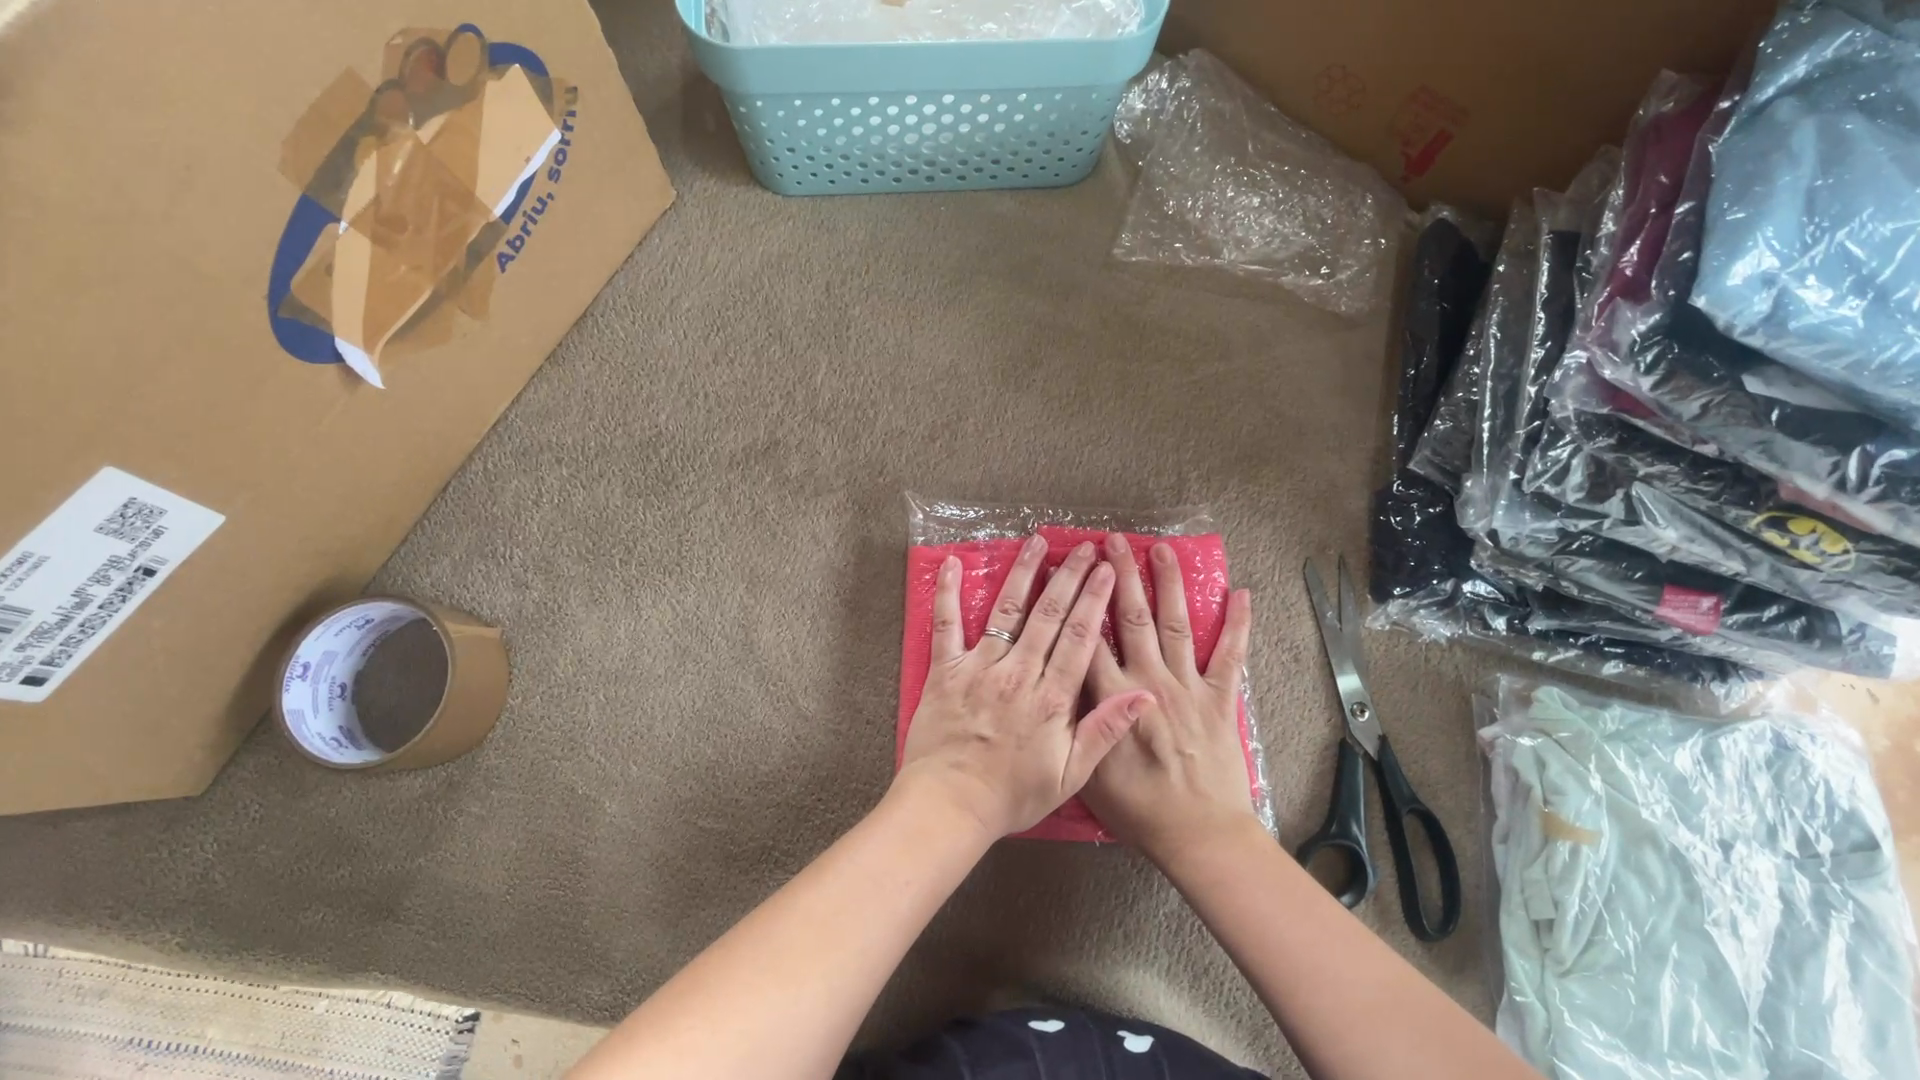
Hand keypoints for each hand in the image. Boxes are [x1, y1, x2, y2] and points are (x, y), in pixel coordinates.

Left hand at [897, 537, 1155, 838]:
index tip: (1106, 571)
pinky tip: (953, 564)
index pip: (1080, 638)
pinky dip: (948, 593)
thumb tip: (1144, 695)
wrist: (951, 805)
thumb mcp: (1069, 775)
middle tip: (1083, 546)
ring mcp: (979, 668)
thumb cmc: (1011, 796)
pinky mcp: (945, 672)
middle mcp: (1018, 674)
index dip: (1094, 600)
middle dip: (1068, 577)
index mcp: (1051, 698)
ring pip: (1006, 611)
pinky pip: (945, 625)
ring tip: (1037, 542)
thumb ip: (1104, 731)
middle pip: (1048, 615)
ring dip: (1023, 573)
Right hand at [1081, 534, 1258, 865]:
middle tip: (1113, 540)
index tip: (1072, 568)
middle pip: (1131, 618)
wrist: (1198, 834)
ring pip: (1175, 624)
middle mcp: (1150, 681)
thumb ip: (1078, 719)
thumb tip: (1063, 681)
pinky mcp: (1221, 699)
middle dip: (1122, 575)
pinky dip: (1236, 624)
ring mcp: (1188, 687)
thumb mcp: (1088, 772)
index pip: (1090, 638)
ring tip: (1162, 548)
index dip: (1080, 599)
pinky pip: (1230, 655)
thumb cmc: (1138, 810)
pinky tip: (1240, 593)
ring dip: (1168, 583)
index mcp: (1113, 698)